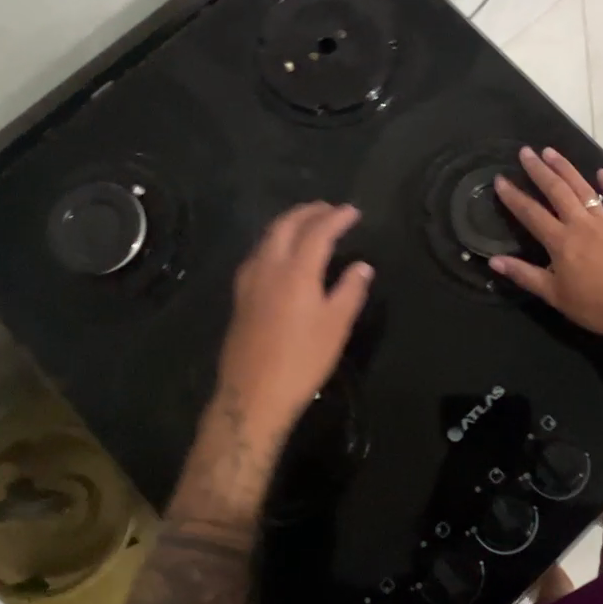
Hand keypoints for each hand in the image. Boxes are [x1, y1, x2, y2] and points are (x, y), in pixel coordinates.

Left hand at [212, 203, 372, 445]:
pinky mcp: (240, 297)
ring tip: (307, 224)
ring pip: (267, 238)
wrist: (253, 394)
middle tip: (329, 209)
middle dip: (308, 212)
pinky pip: (257, 255)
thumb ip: (350, 291)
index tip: (353, 211)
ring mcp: (249, 282)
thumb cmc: (302, 361)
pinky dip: (274, 242)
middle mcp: (268, 268)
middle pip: (285, 226)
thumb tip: (362, 267)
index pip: (318, 232)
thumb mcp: (336, 327)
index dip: (337, 218)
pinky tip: (280, 254)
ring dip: (288, 223)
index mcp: (296, 272)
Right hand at [490, 147, 602, 339]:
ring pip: (583, 188)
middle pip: (556, 190)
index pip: (531, 213)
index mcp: (561, 242)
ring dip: (566, 168)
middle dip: (539, 170)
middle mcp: (581, 224)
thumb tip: (494, 260)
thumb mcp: (555, 296)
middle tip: (525, 152)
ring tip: (551, 151)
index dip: (513, 196)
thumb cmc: (596, 307)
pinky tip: (602, 172)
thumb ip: (525, 275)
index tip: (500, 179)